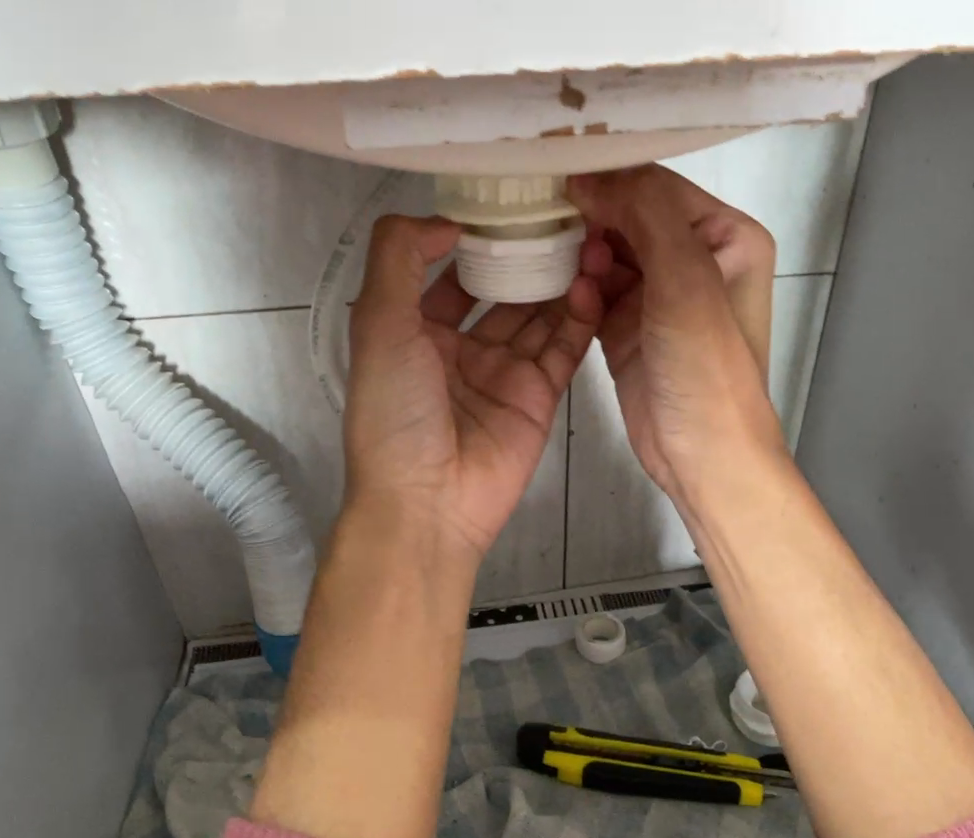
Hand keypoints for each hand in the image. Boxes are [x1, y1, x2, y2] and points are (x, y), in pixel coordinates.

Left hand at [345, 215, 601, 561]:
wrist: (428, 502)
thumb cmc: (395, 412)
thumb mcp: (378, 324)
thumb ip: (400, 258)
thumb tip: (445, 220)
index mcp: (414, 332)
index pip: (448, 274)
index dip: (474, 238)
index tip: (509, 199)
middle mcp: (459, 349)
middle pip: (500, 290)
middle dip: (526, 255)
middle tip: (562, 213)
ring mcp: (502, 373)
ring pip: (537, 314)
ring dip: (558, 279)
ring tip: (587, 237)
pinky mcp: (538, 396)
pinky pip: (563, 348)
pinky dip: (579, 317)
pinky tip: (594, 283)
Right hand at [567, 166, 784, 502]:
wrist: (702, 457)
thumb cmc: (705, 369)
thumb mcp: (687, 282)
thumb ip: (646, 216)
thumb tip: (589, 177)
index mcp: (727, 237)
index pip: (660, 188)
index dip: (612, 181)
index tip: (557, 177)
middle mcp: (697, 259)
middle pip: (632, 217)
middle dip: (593, 218)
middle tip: (548, 220)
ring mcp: (661, 297)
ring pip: (610, 255)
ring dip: (583, 256)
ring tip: (559, 262)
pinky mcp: (629, 330)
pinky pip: (597, 293)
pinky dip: (581, 290)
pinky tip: (568, 294)